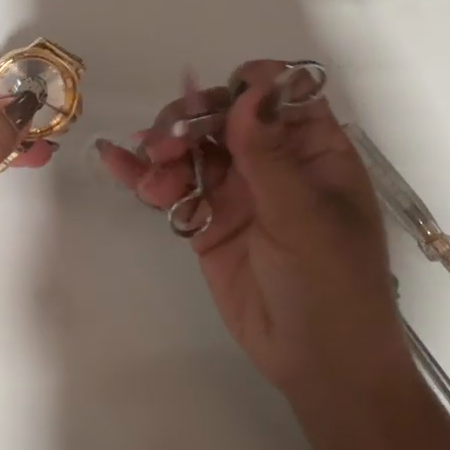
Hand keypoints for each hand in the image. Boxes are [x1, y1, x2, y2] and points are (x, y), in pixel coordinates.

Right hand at [98, 61, 406, 390]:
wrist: (317, 363)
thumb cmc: (333, 284)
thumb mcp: (305, 217)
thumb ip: (269, 155)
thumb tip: (248, 91)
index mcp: (314, 151)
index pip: (281, 95)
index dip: (249, 86)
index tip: (216, 100)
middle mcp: (274, 161)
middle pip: (224, 115)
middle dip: (191, 121)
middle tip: (166, 145)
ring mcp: (237, 190)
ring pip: (192, 147)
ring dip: (166, 150)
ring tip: (154, 178)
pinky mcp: (206, 219)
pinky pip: (173, 185)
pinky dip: (143, 173)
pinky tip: (116, 161)